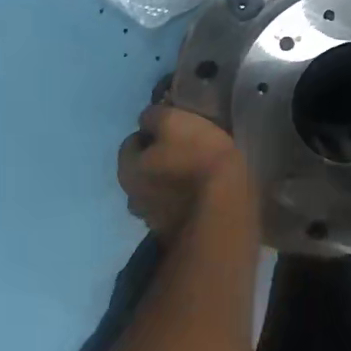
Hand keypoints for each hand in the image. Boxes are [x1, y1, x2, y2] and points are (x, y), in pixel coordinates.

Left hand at [116, 104, 253, 235]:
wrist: (223, 211)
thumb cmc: (198, 159)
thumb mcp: (175, 121)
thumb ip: (154, 116)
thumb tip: (147, 119)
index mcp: (127, 169)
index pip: (131, 141)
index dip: (152, 131)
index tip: (177, 128)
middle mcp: (131, 197)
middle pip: (142, 169)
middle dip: (159, 159)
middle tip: (188, 149)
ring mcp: (152, 220)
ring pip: (158, 191)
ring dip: (171, 182)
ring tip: (198, 173)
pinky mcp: (174, 234)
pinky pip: (175, 209)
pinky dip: (184, 201)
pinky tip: (203, 194)